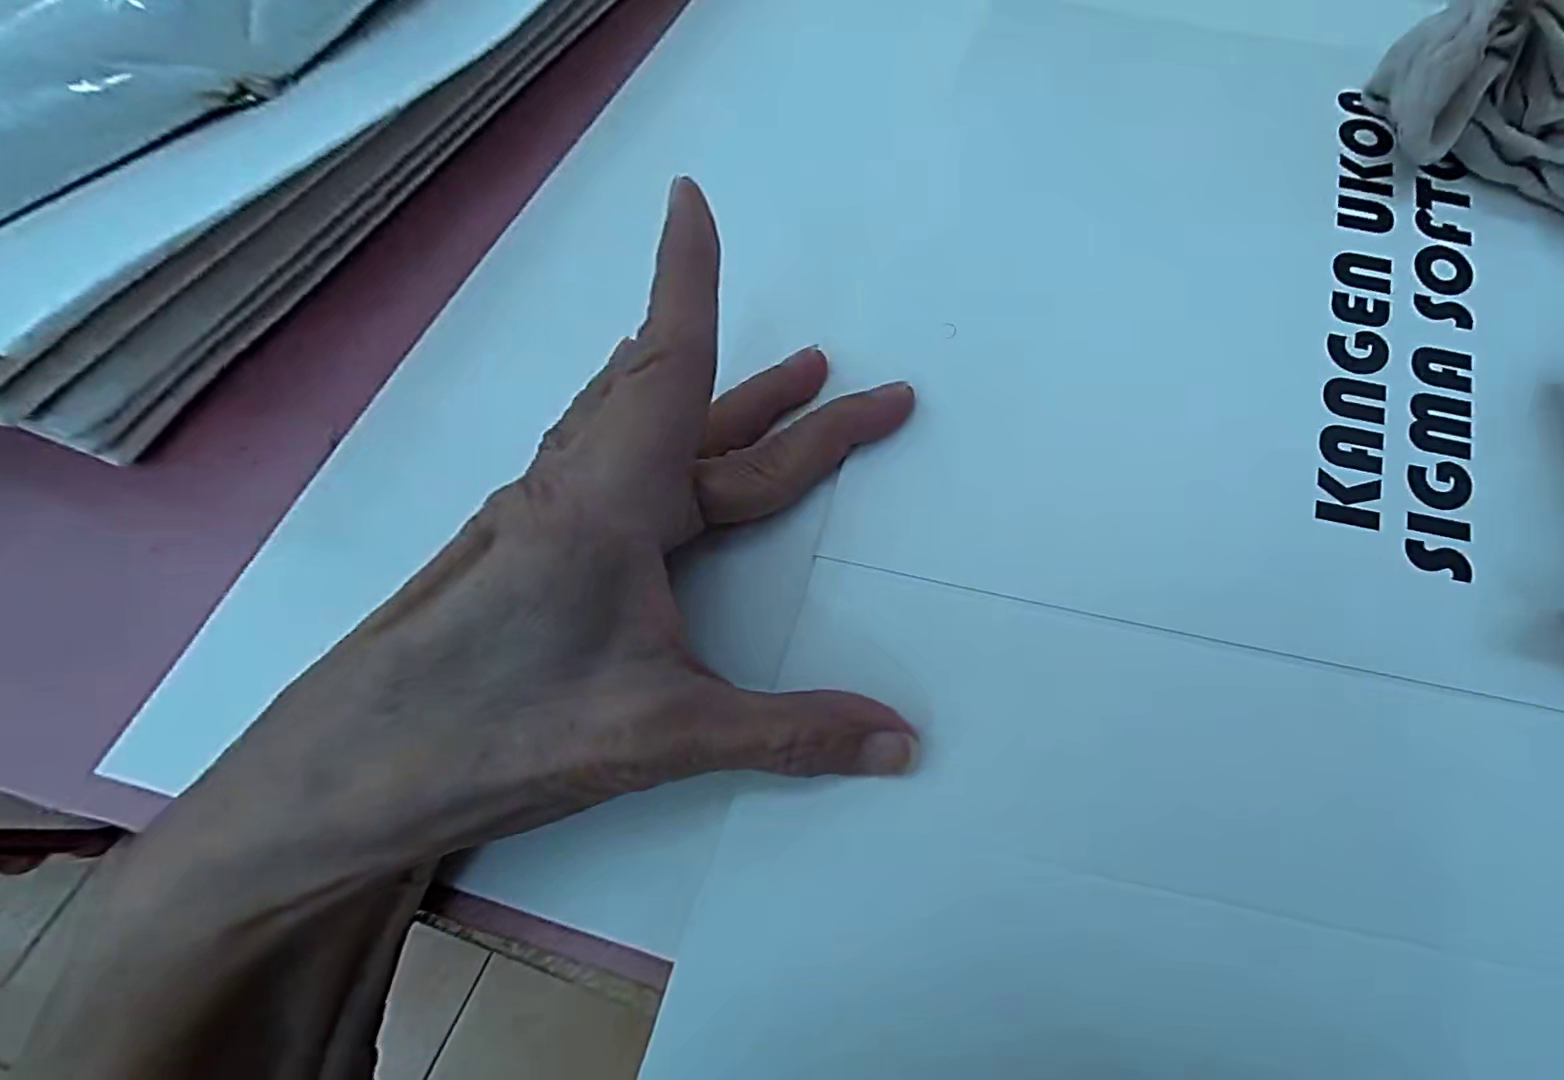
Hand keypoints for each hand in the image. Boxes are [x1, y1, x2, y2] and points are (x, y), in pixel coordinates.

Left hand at [181, 177, 919, 867]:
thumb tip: (903, 741)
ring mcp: (550, 514)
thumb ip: (795, 733)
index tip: (692, 201)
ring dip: (722, 404)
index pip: (670, 370)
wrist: (342, 783)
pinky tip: (663, 445)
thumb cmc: (500, 736)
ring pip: (649, 431)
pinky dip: (657, 430)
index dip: (686, 280)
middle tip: (850, 381)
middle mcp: (578, 489)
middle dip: (783, 399)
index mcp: (610, 505)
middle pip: (699, 418)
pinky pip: (613, 461)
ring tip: (783, 384)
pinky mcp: (534, 544)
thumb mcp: (667, 735)